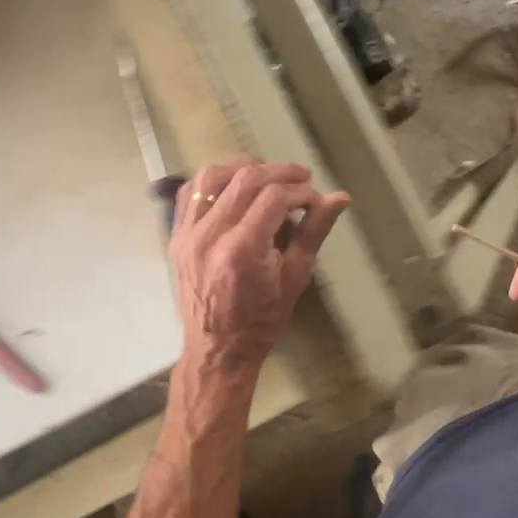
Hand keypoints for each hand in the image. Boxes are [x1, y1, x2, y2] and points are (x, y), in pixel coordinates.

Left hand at [171, 160, 350, 374]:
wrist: (218, 349)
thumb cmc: (262, 320)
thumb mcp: (296, 277)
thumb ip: (314, 231)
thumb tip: (340, 197)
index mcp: (242, 250)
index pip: (274, 197)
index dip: (300, 191)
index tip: (315, 199)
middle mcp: (209, 236)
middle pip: (246, 180)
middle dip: (279, 172)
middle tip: (302, 178)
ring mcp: (187, 235)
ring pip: (213, 177)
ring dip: (244, 168)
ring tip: (268, 176)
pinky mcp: (176, 236)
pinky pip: (190, 192)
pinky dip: (214, 182)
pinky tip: (235, 187)